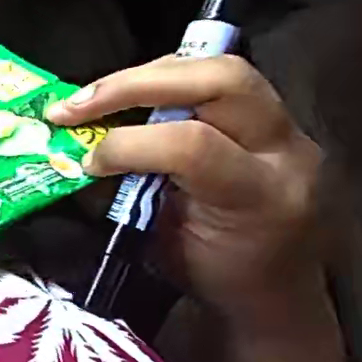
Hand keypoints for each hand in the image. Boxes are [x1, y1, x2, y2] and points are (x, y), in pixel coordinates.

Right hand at [45, 54, 326, 323]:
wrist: (274, 294)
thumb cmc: (210, 276)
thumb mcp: (163, 245)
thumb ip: (130, 195)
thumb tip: (77, 157)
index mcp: (259, 195)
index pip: (192, 145)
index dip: (126, 145)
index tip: (86, 164)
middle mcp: (286, 152)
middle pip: (220, 80)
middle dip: (134, 84)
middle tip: (74, 105)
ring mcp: (287, 130)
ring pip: (219, 68)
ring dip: (143, 75)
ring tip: (91, 97)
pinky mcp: (273, 120)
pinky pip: (214, 80)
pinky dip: (161, 81)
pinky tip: (125, 96)